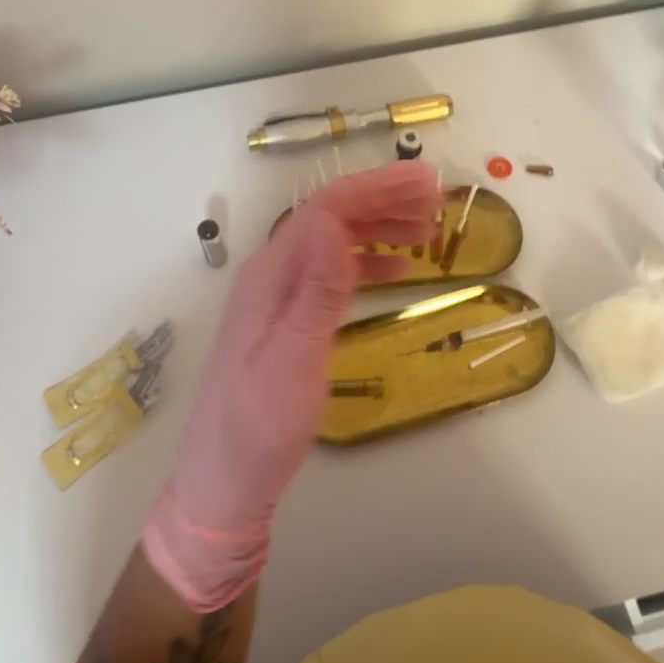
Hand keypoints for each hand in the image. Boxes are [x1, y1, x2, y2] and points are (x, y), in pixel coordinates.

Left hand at [142, 161, 441, 610]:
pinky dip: (367, 264)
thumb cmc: (259, 426)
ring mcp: (279, 297)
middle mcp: (272, 275)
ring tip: (430, 229)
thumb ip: (315, 290)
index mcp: (270, 275)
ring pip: (333, 244)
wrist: (224, 480)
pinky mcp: (289, 321)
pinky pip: (332, 275)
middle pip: (330, 219)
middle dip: (383, 200)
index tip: (427, 182)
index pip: (325, 210)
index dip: (376, 188)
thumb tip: (331, 219)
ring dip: (379, 228)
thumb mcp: (293, 359)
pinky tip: (398, 270)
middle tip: (439, 198)